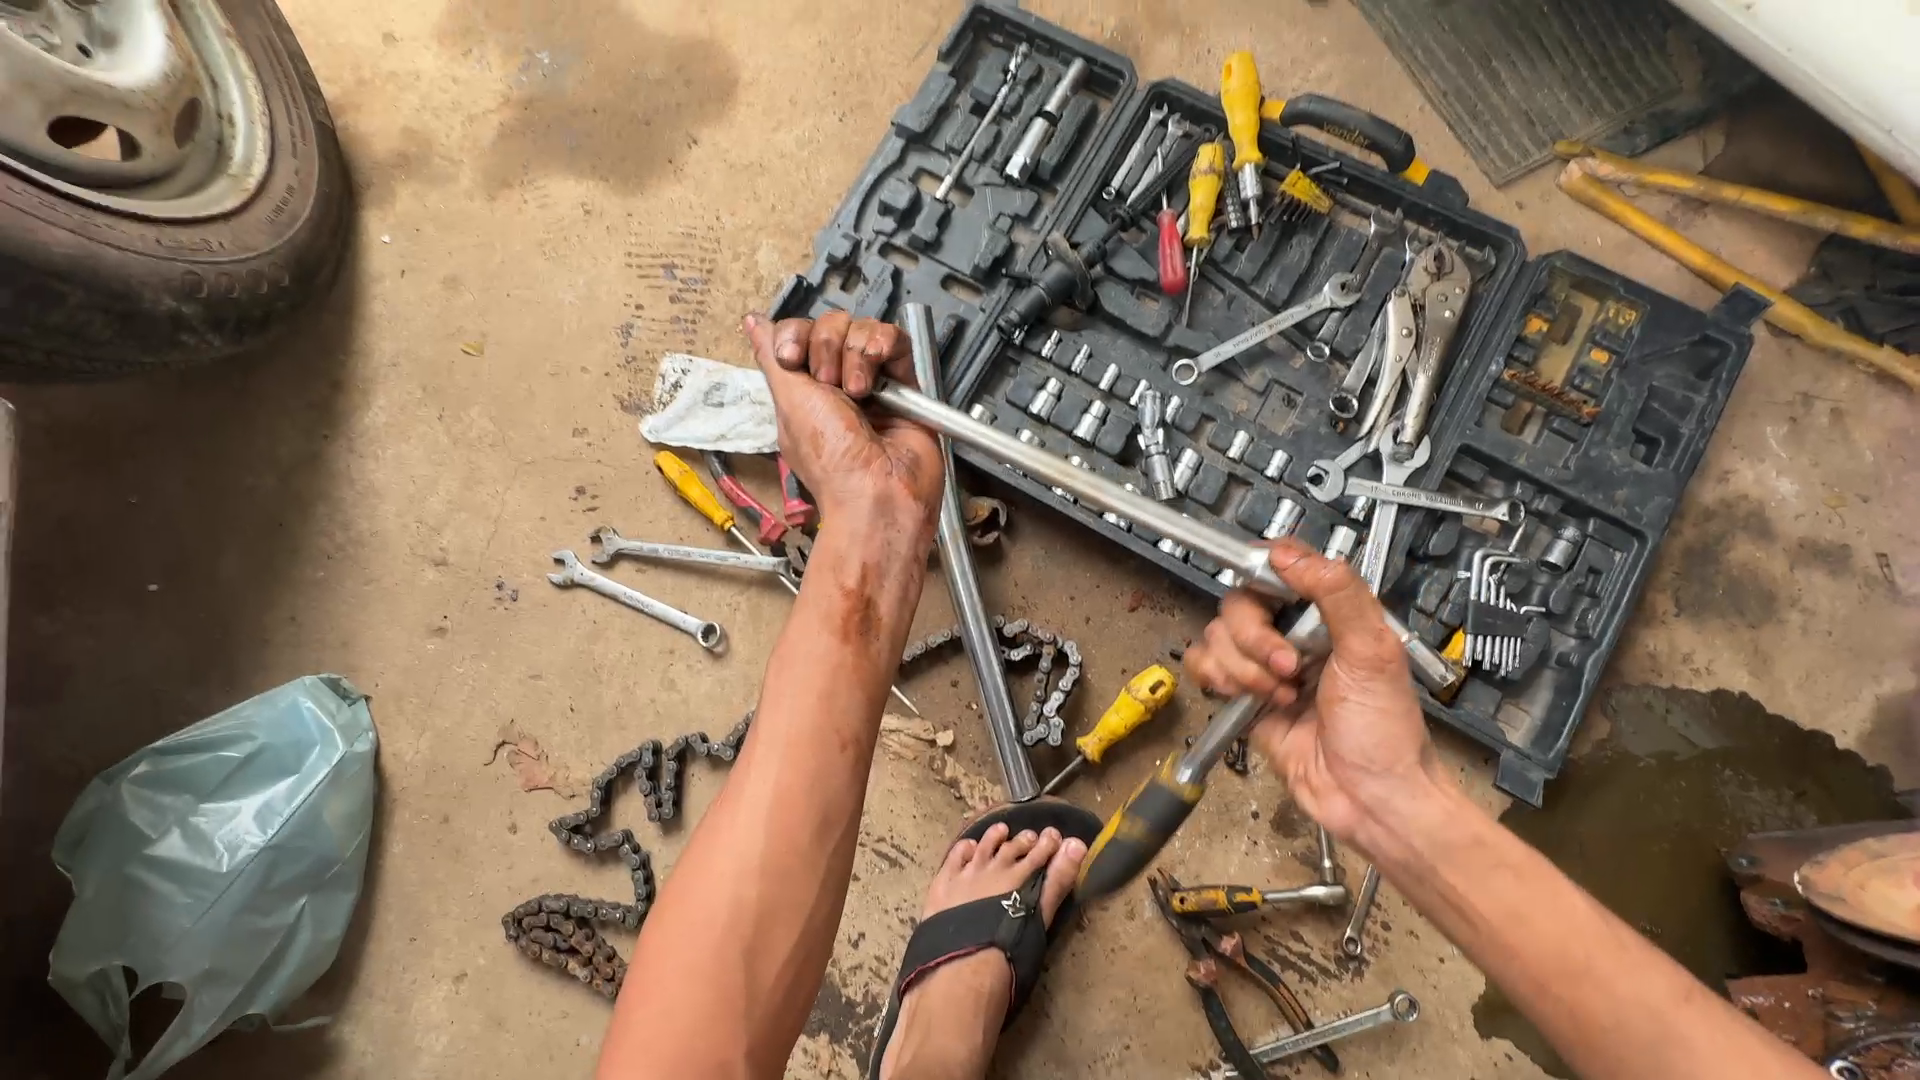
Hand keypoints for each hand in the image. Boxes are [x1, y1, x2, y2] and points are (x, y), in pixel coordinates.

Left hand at [744, 312, 942, 526]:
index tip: (793, 360)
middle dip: (827, 348)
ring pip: (863, 329)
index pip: (799, 333)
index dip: (795, 336)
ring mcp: (874, 382)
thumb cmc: (830, 459)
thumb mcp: (788, 401)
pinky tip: (879, 370)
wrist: (879, 490)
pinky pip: (896, 340)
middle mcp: (838, 384)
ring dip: (856, 354)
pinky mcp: (905, 384)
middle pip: (831, 326)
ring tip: (860, 391)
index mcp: (805, 391)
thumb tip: (753, 321)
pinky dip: (884, 345)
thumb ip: (772, 355)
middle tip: (831, 386)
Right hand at [1181, 539, 1446, 843]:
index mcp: (1326, 615)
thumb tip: (1286, 553)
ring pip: (1216, 636)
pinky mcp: (1241, 696)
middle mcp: (1291, 634)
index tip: (1267, 599)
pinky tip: (1247, 699)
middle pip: (1237, 605)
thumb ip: (1337, 594)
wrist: (1367, 798)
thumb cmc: (1384, 730)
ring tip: (1280, 696)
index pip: (1278, 570)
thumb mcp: (1374, 653)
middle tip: (1288, 668)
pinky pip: (1204, 668)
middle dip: (1254, 639)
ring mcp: (1263, 665)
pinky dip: (1216, 679)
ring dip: (1243, 669)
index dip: (1262, 575)